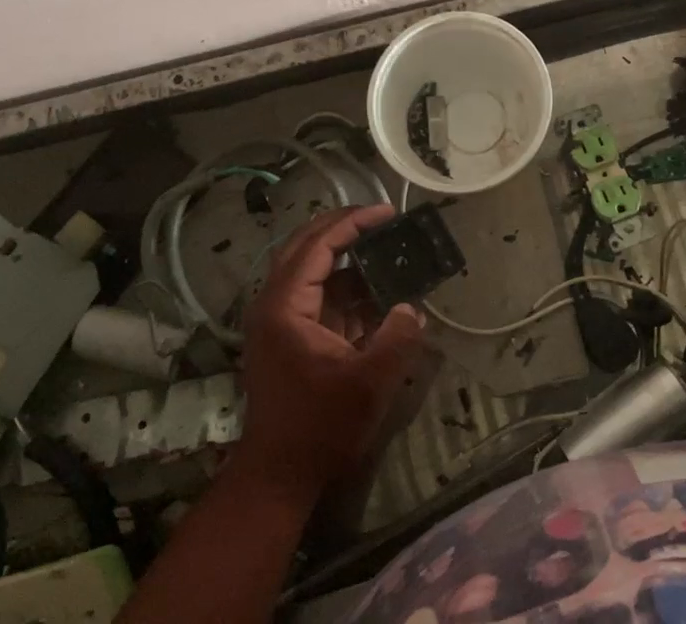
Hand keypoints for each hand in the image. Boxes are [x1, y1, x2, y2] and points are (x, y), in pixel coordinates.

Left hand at [238, 206, 424, 491]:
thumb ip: (398, 337)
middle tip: (382, 218)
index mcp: (284, 307)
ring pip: (311, 272)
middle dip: (343, 229)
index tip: (386, 211)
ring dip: (346, 258)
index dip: (352, 223)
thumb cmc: (320, 426)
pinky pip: (318, 298)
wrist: (280, 474)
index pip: (317, 246)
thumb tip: (411, 308)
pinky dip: (346, 288)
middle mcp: (274, 306)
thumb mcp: (370, 382)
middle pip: (305, 248)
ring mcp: (279, 323)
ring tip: (387, 249)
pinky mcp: (290, 340)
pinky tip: (379, 291)